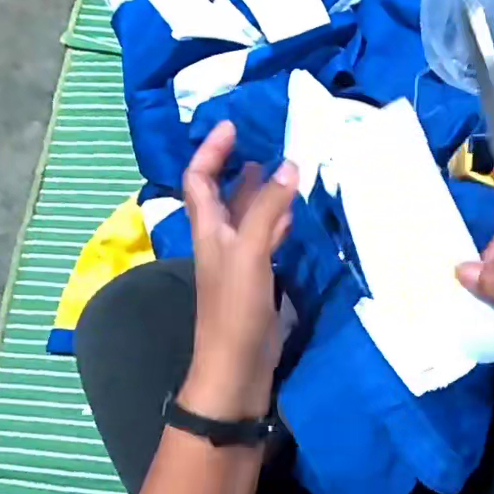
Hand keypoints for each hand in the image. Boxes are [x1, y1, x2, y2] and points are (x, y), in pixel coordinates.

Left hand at [177, 121, 297, 422]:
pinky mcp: (257, 278)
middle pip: (223, 194)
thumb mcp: (250, 254)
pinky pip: (266, 238)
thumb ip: (267, 211)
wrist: (237, 367)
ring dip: (260, 191)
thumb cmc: (235, 309)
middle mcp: (220, 240)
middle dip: (237, 166)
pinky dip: (277, 220)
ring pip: (247, 215)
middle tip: (264, 141)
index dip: (211, 151)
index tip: (230, 125)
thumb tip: (288, 165)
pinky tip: (293, 213)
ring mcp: (239, 260)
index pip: (200, 179)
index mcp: (209, 229)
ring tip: (284, 168)